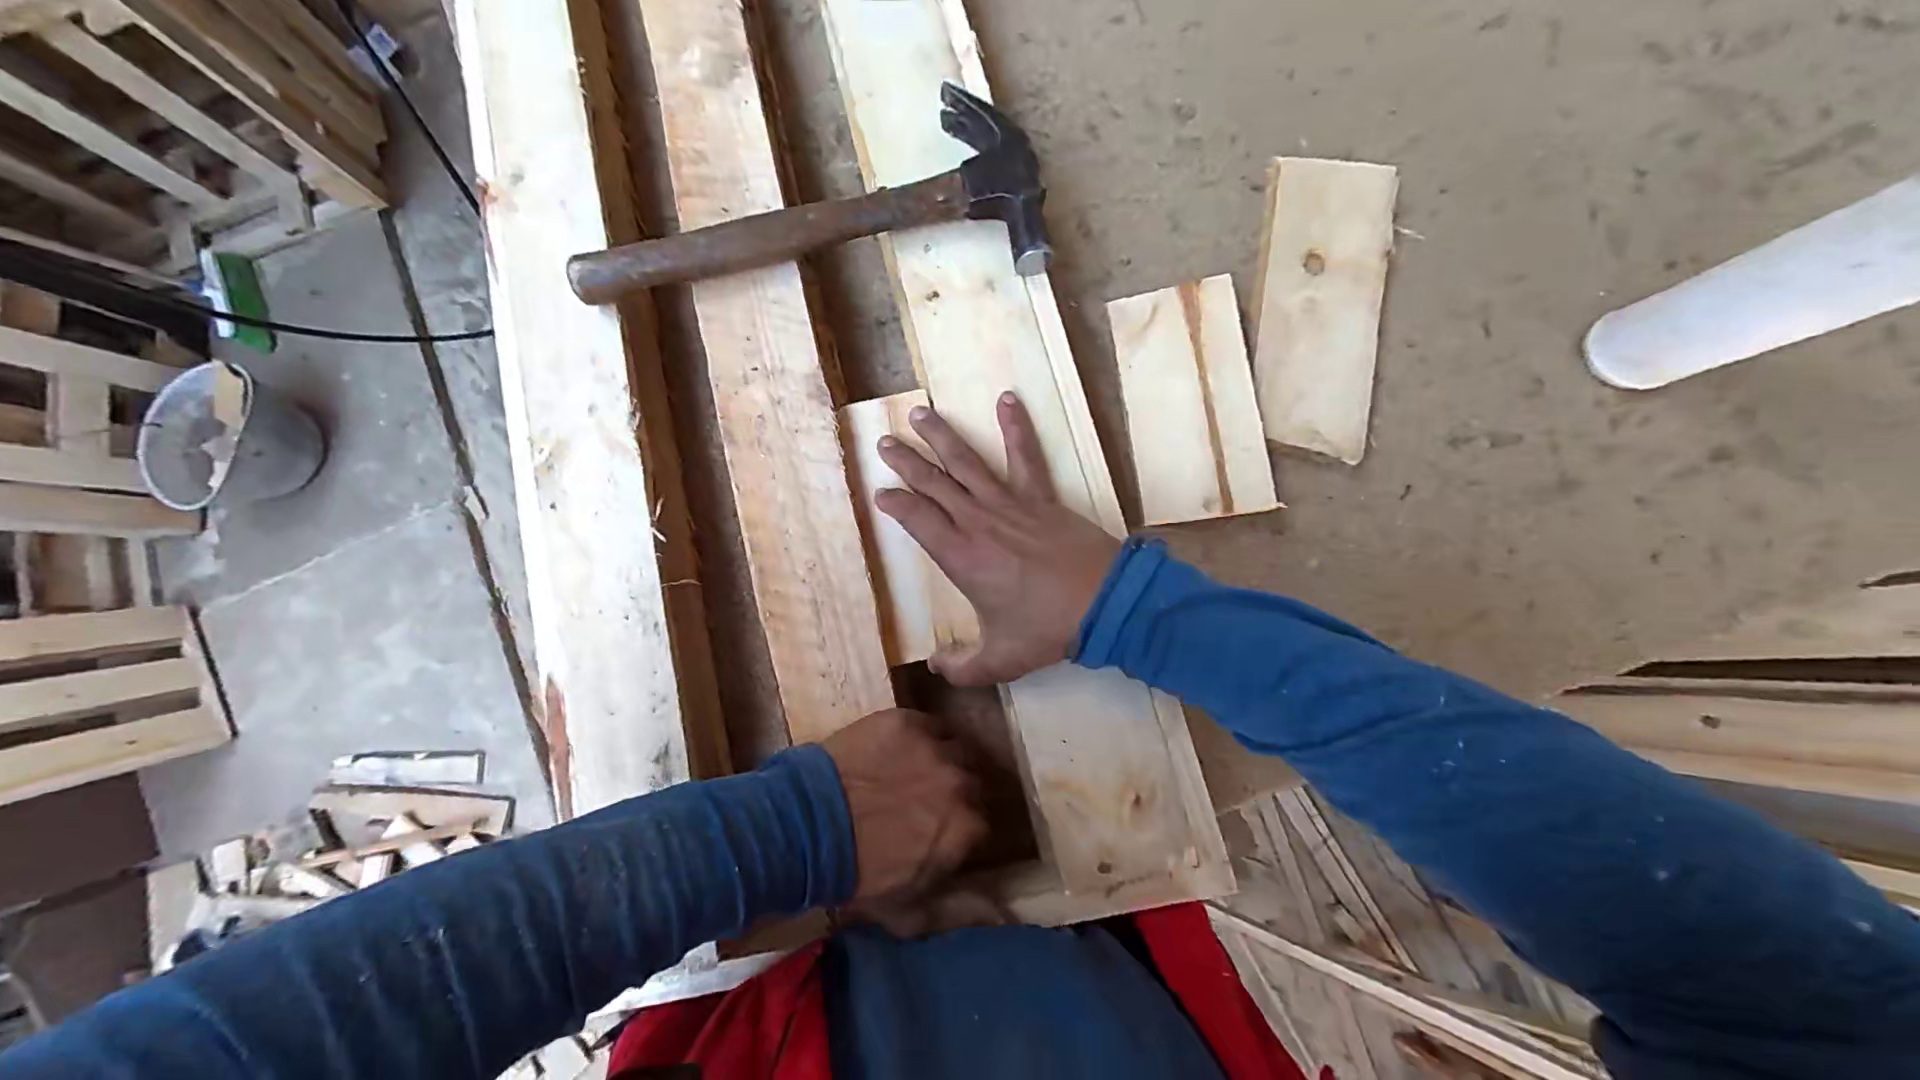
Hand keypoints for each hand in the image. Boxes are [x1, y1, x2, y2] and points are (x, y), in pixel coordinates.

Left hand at [821, 708, 987, 901]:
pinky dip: (917, 736)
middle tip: (926, 796)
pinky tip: (896, 748)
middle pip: (971, 779)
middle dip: (955, 789)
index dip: (961, 823)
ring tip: (914, 767)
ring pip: (953, 746)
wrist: (808, 828)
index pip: (981, 821)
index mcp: (968, 827)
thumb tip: (1000, 912)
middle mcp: (961, 781)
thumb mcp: (911, 912)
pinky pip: (926, 724)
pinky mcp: (906, 721)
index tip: (942, 826)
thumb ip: (959, 910)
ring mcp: (934, 747)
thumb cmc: (858, 875)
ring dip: (941, 758)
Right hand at [875, 393, 1121, 685]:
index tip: (881, 493)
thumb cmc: (1047, 630)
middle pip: (934, 484)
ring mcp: (1011, 505)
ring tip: (921, 413)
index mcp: (962, 557)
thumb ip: (962, 667)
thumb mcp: (1000, 660)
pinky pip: (1025, 456)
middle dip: (906, 462)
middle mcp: (979, 523)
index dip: (896, 504)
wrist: (1105, 603)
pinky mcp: (1041, 497)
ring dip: (942, 437)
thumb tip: (935, 667)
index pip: (917, 520)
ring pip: (968, 463)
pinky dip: (1016, 427)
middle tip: (885, 443)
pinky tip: (1006, 399)